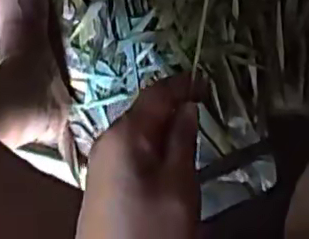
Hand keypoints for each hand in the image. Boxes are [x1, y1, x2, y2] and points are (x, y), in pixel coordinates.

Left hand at [77, 75, 199, 238]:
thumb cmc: (151, 234)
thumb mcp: (178, 188)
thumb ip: (183, 141)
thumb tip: (188, 108)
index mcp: (124, 134)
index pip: (156, 93)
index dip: (183, 84)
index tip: (208, 84)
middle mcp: (107, 140)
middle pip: (144, 111)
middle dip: (173, 106)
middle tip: (203, 109)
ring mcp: (100, 163)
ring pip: (138, 133)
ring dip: (163, 129)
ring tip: (190, 133)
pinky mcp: (100, 186)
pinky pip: (130, 152)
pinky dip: (151, 149)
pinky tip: (167, 161)